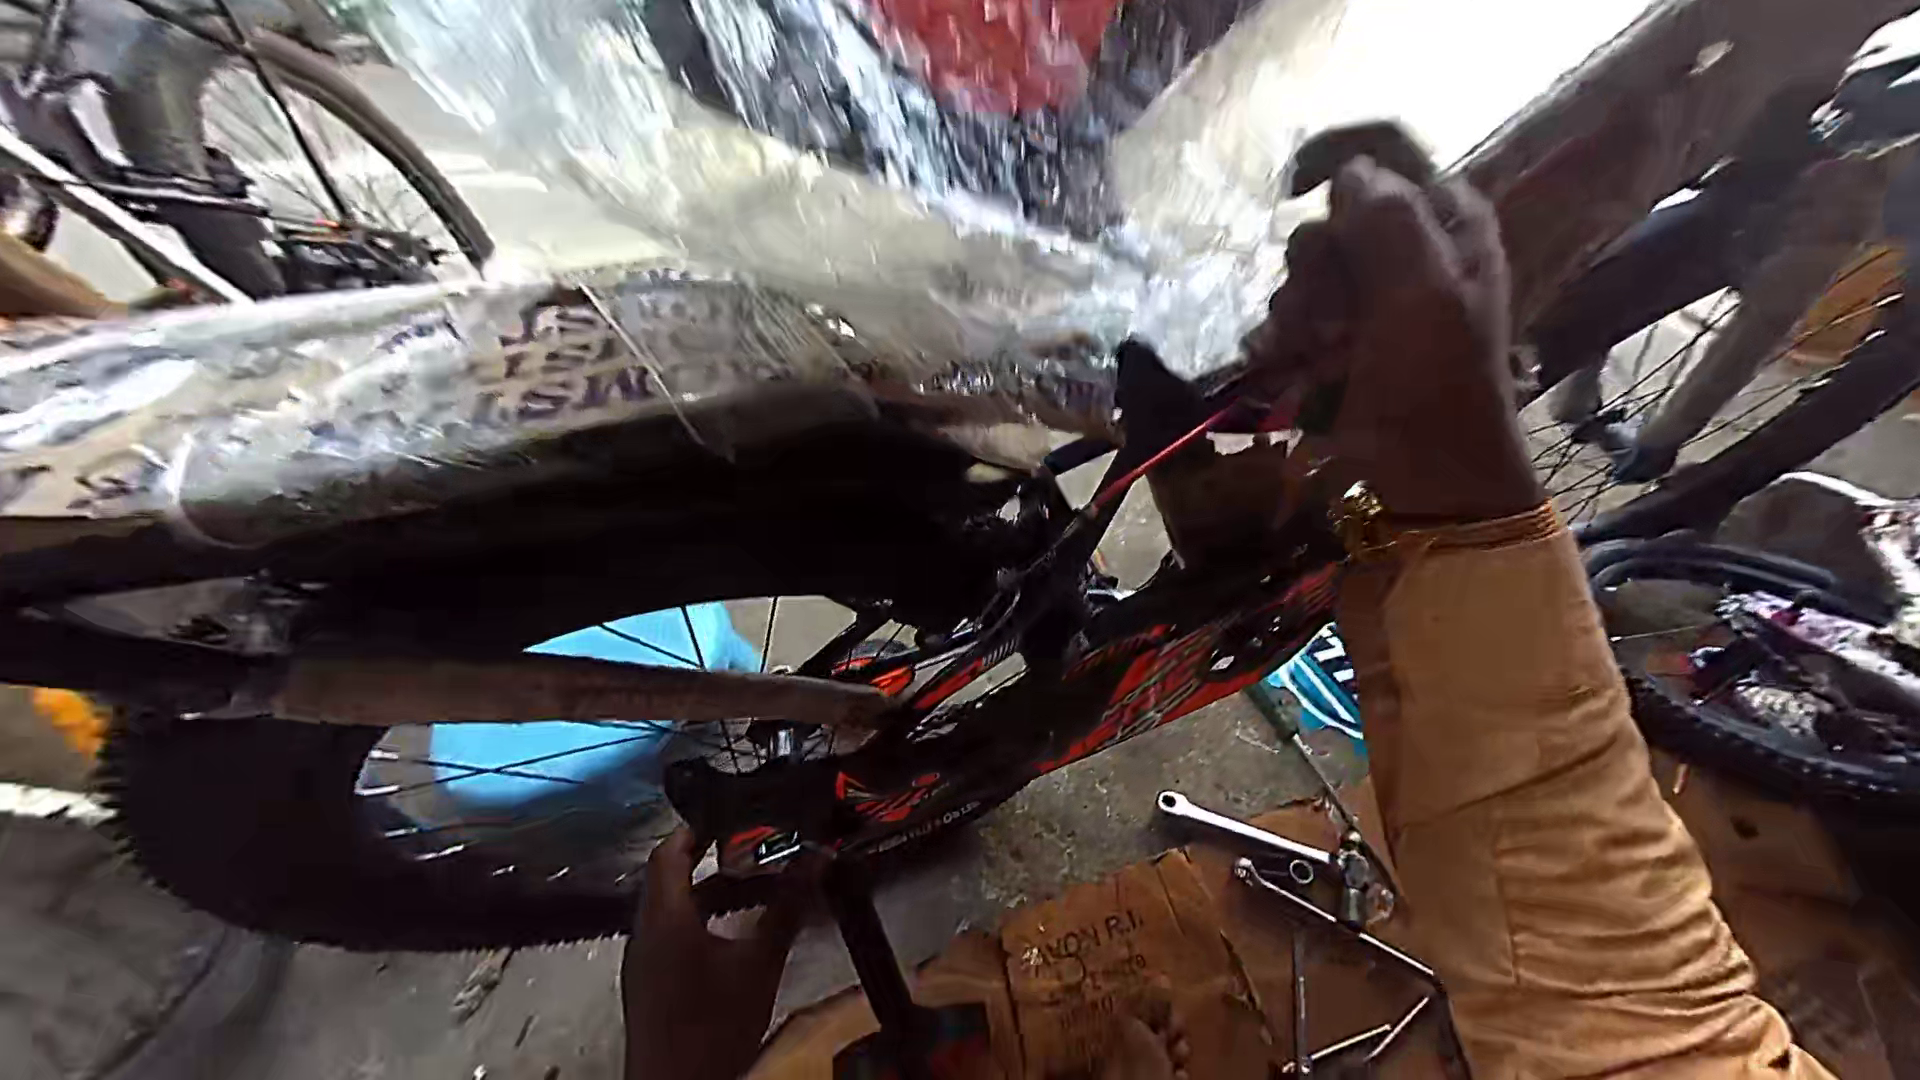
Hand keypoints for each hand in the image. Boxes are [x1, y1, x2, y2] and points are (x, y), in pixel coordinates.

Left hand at [622, 828, 807, 1079]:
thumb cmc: (715, 1025)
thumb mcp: (760, 962)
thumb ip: (788, 907)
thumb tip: (820, 857)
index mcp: (664, 919)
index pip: (667, 853)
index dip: (696, 826)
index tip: (734, 810)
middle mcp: (646, 933)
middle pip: (669, 875)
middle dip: (709, 852)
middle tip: (753, 835)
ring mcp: (644, 960)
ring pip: (672, 903)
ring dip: (708, 884)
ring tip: (753, 873)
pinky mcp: (650, 981)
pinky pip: (671, 928)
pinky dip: (701, 911)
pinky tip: (735, 920)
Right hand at [1251, 125, 1541, 521]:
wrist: (1422, 465)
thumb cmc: (1435, 381)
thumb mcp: (1423, 293)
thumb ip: (1388, 222)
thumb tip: (1346, 177)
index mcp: (1441, 225)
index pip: (1381, 160)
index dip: (1333, 165)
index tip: (1287, 191)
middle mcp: (1398, 257)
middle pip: (1324, 230)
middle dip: (1313, 273)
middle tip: (1330, 319)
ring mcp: (1360, 305)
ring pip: (1296, 281)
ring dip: (1294, 318)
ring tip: (1316, 356)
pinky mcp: (1329, 346)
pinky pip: (1282, 325)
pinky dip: (1280, 346)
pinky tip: (1293, 368)